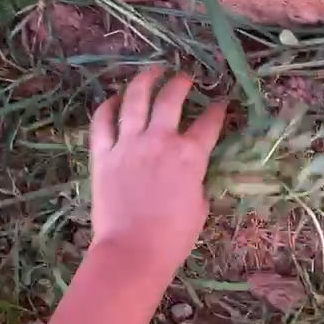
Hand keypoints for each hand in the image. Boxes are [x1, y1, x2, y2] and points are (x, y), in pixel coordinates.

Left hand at [88, 65, 226, 280]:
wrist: (133, 251)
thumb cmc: (173, 238)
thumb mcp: (199, 207)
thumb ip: (198, 181)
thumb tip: (194, 172)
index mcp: (190, 156)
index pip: (210, 123)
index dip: (218, 111)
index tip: (221, 104)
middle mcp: (160, 141)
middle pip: (171, 98)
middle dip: (181, 83)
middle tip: (185, 79)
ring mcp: (128, 144)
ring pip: (136, 98)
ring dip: (145, 80)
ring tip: (152, 71)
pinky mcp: (103, 154)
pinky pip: (102, 121)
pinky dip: (108, 106)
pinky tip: (114, 99)